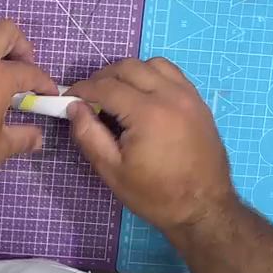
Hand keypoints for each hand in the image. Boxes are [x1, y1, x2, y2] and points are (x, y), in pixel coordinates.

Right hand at [66, 58, 238, 237]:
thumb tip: (73, 107)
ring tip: (117, 94)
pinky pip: (172, 75)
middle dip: (103, 77)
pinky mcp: (199, 103)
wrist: (203, 208)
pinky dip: (152, 77)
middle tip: (89, 97)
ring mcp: (189, 96)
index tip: (68, 97)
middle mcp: (170, 96)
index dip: (82, 89)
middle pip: (128, 67)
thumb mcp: (112, 170)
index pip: (106, 86)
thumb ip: (88, 134)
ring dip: (130, 73)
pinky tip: (143, 97)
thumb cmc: (154, 194)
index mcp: (147, 113)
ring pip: (153, 64)